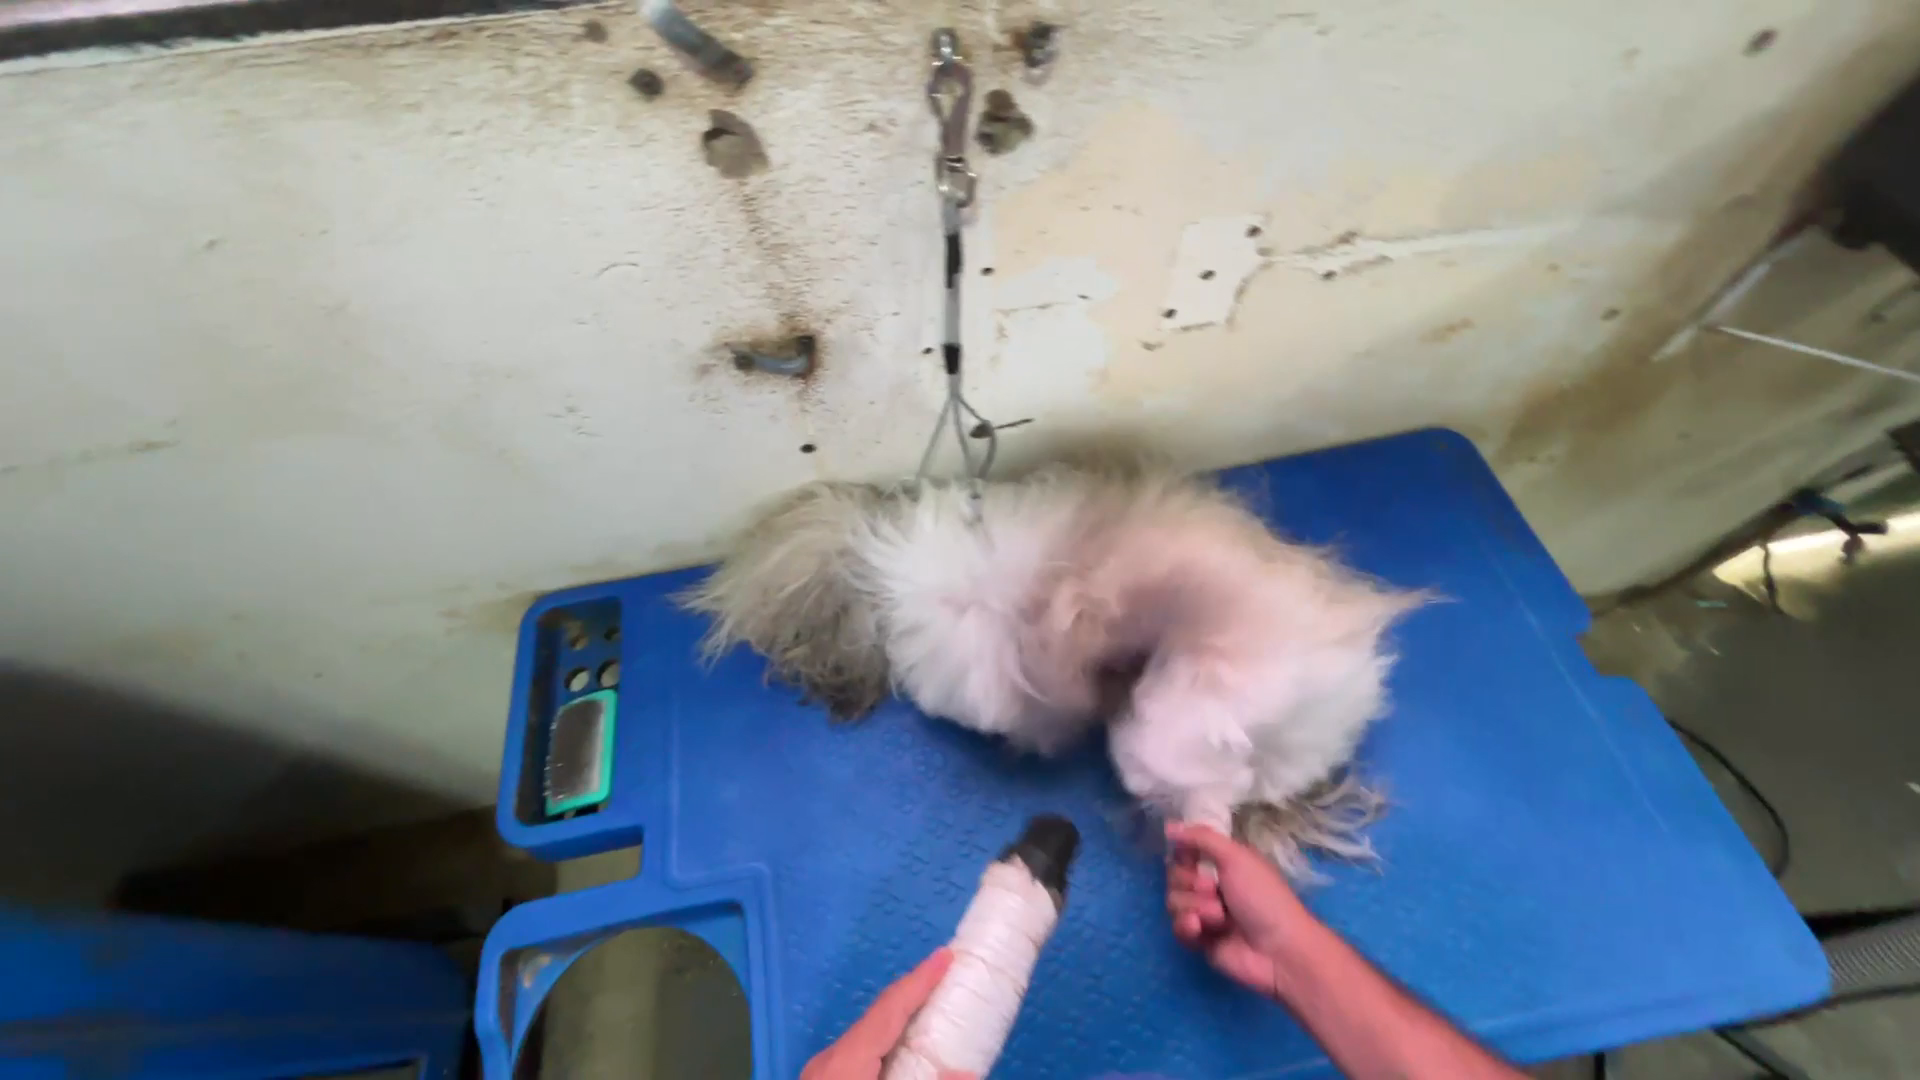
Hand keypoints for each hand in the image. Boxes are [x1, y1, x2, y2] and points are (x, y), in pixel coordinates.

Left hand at [801, 948, 975, 1079]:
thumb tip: (968, 1072)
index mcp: (844, 1064)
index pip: (889, 1008)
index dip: (920, 980)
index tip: (947, 955)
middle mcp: (828, 1063)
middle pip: (877, 1019)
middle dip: (913, 998)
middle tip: (948, 982)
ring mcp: (820, 1077)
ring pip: (867, 1041)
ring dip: (900, 1028)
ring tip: (934, 1017)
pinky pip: (858, 1060)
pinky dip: (886, 1052)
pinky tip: (905, 1062)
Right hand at [1166, 823, 1312, 995]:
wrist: (1279, 951)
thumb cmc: (1263, 897)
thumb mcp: (1236, 857)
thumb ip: (1201, 837)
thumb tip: (1168, 825)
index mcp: (1221, 863)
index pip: (1184, 851)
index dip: (1183, 854)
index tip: (1191, 857)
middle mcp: (1210, 886)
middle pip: (1174, 875)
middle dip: (1191, 883)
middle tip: (1214, 890)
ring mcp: (1204, 913)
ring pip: (1173, 900)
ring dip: (1195, 906)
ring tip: (1219, 917)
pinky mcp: (1200, 940)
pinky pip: (1177, 926)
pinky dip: (1187, 926)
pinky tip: (1200, 929)